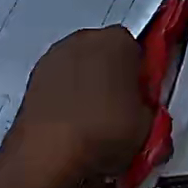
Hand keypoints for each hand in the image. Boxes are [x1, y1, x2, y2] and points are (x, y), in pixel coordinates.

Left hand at [7, 26, 152, 182]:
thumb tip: (143, 111)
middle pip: (106, 53)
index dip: (141, 75)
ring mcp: (56, 54)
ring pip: (80, 65)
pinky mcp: (36, 73)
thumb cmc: (100, 130)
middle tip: (122, 110)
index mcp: (117, 41)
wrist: (50, 148)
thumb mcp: (148, 126)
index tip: (143, 96)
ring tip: (95, 121)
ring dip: (88, 84)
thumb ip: (150, 107)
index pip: (138, 49)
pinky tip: (72, 122)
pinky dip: (66, 94)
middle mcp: (84, 39)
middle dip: (114, 76)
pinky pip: (60, 79)